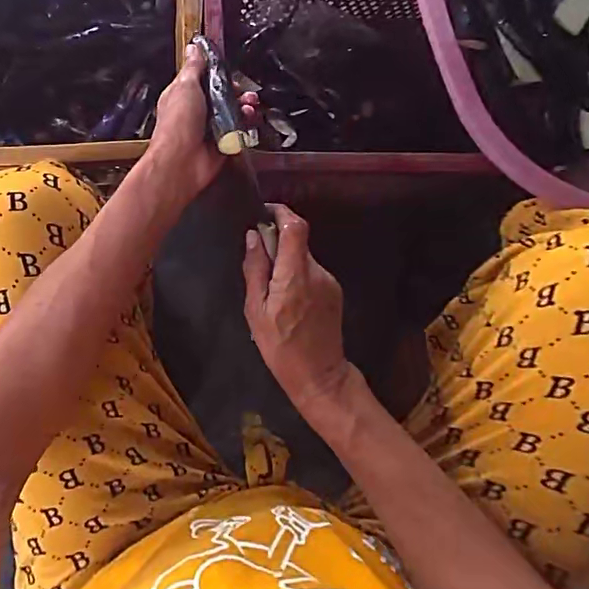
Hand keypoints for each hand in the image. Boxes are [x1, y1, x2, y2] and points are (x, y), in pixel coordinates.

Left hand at [143, 42, 257, 202]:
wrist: (181, 161)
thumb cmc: (177, 124)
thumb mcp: (185, 86)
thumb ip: (193, 67)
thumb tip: (194, 47)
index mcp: (183, 95)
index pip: (204, 78)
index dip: (218, 74)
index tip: (228, 71)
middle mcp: (196, 112)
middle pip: (222, 96)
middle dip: (237, 92)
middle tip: (244, 91)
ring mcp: (209, 129)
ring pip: (233, 113)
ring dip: (244, 107)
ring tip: (250, 105)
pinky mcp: (222, 144)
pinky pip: (238, 131)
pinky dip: (246, 125)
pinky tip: (248, 119)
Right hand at [242, 204, 349, 407]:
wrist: (320, 377)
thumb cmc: (280, 347)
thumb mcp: (256, 311)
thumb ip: (255, 270)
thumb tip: (254, 236)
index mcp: (295, 275)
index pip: (295, 227)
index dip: (281, 212)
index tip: (264, 212)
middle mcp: (316, 272)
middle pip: (298, 241)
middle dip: (277, 244)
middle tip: (258, 262)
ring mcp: (329, 281)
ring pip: (303, 258)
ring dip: (286, 263)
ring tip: (271, 291)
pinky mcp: (335, 291)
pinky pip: (311, 272)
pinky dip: (297, 275)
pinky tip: (289, 301)